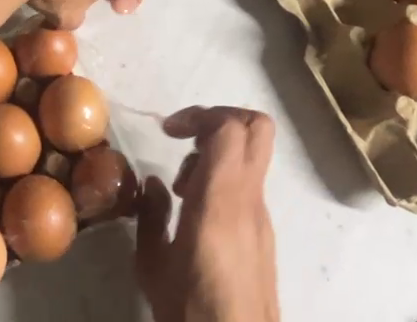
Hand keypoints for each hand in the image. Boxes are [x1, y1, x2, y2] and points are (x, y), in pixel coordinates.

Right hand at [137, 107, 278, 321]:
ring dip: (219, 152)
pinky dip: (223, 180)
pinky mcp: (264, 237)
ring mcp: (262, 218)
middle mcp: (249, 200)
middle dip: (220, 118)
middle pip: (257, 128)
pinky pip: (249, 185)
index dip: (199, 115)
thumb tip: (153, 183)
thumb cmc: (191, 312)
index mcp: (220, 201)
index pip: (228, 129)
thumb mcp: (153, 264)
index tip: (168, 131)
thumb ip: (151, 215)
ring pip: (253, 156)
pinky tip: (194, 214)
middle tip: (185, 139)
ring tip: (182, 188)